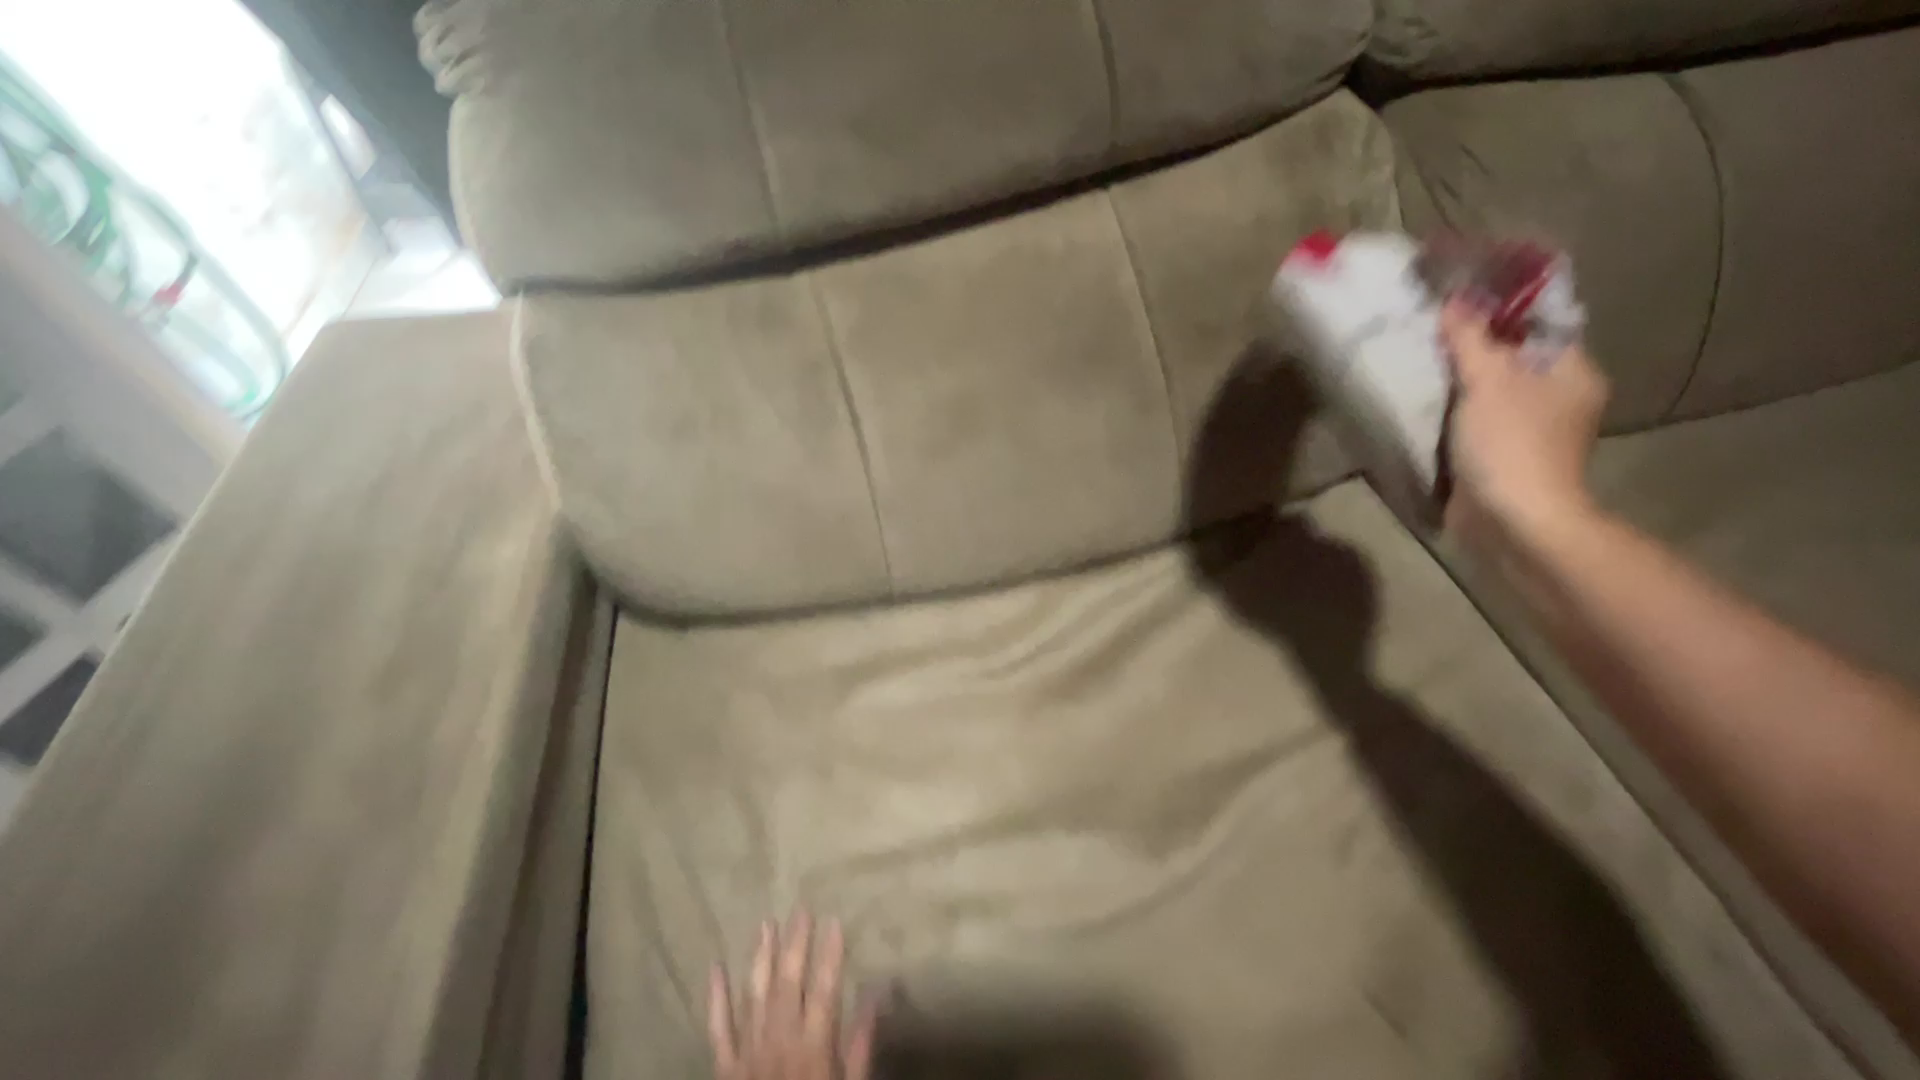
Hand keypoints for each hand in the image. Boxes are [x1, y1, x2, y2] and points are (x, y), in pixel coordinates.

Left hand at [709, 913, 876, 1079]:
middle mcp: (779, 1040)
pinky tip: (716, 967)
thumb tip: (878, 993)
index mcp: (814, 1046)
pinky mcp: (724, 1066)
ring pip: (754, 996)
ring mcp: (748, 1051)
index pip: (825, 989)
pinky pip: (718, 1027)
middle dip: (795, 944)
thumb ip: (861, 1042)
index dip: (830, 954)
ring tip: (766, 923)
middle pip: (788, 984)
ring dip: (760, 958)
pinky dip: (716, 997)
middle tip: (800, 908)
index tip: (834, 920)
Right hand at [1441, 301, 1609, 550]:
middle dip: (1473, 346)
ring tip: (1420, 361)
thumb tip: (1454, 301)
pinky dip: (1454, 413)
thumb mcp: (1488, 380)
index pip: (1540, 324)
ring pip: (1492, 391)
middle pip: (1513, 357)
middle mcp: (1560, 398)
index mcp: (1574, 372)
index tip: (1459, 298)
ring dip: (1460, 381)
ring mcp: (1532, 431)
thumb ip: (1469, 338)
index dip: (1502, 307)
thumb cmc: (1511, 443)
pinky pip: (1476, 422)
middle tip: (1430, 329)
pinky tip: (1425, 403)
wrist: (1513, 522)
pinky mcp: (1504, 458)